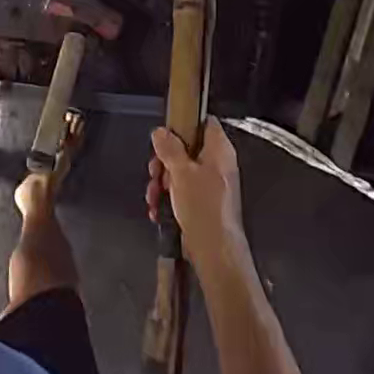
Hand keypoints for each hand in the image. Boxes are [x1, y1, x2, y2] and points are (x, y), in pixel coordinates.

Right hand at [146, 118, 243, 259]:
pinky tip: (158, 208)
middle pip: (185, 147)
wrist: (214, 252)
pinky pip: (180, 190)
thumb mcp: (181, 172)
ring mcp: (210, 184)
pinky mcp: (202, 202)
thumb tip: (160, 132)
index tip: (166, 132)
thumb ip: (169, 148)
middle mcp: (217, 164)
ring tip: (154, 194)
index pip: (205, 121)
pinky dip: (167, 197)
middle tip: (156, 171)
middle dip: (164, 160)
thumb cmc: (203, 207)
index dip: (184, 123)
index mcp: (219, 150)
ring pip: (179, 169)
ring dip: (161, 181)